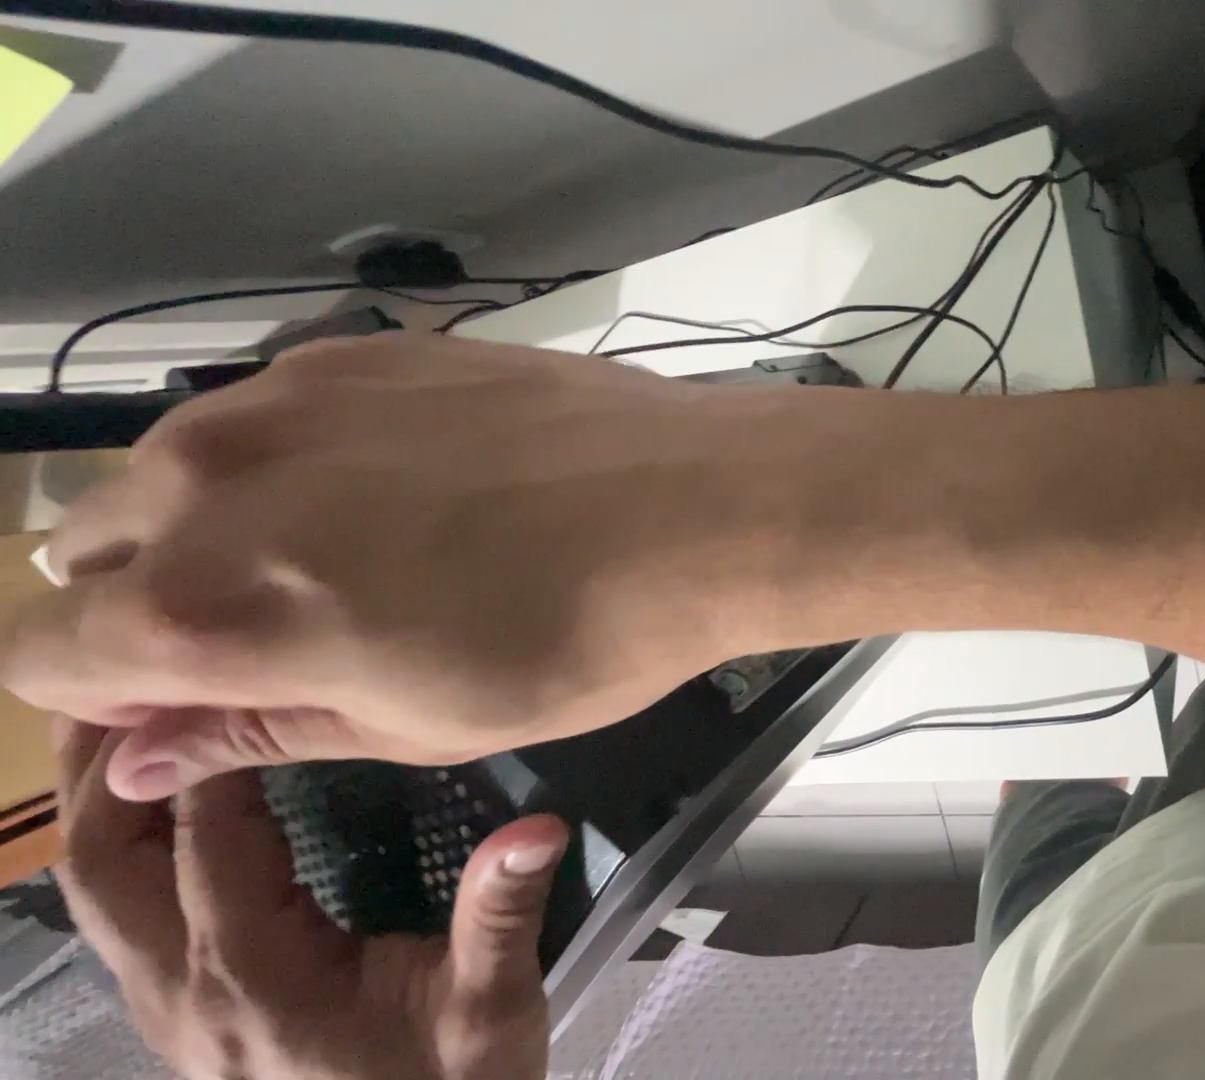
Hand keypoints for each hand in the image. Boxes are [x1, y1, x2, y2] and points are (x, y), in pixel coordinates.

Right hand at [3, 334, 826, 800]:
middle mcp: (207, 479)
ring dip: (242, 515)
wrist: (700, 506)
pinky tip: (429, 473)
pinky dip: (319, 452)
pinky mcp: (375, 345)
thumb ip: (267, 730)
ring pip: (190, 468)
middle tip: (315, 620)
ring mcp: (292, 393)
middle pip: (108, 551)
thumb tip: (143, 747)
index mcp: (203, 607)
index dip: (124, 689)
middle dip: (174, 598)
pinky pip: (291, 409)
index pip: (48, 658)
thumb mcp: (430, 723)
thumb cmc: (583, 640)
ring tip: (382, 541)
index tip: (219, 694)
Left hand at [52, 715, 568, 1079]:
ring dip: (103, 806)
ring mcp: (176, 1008)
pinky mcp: (189, 1012)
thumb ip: (501, 912)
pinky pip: (127, 915)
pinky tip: (166, 809)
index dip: (205, 759)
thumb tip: (538, 823)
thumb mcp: (491, 1000)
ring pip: (98, 894)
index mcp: (260, 974)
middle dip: (102, 773)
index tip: (217, 675)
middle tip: (123, 680)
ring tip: (124, 723)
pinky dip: (127, 846)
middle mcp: (189, 989)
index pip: (210, 846)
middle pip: (103, 869)